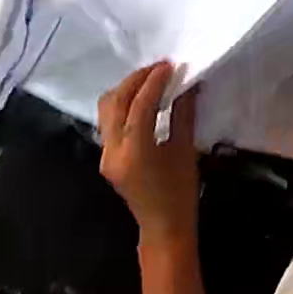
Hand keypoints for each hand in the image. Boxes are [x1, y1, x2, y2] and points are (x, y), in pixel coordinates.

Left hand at [98, 61, 199, 243]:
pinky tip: (142, 100)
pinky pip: (109, 122)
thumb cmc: (180, 193)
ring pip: (107, 109)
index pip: (140, 105)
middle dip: (136, 80)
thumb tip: (187, 85)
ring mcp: (105, 154)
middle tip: (159, 68)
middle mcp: (112, 150)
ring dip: (126, 90)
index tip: (169, 65)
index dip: (154, 81)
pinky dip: (123, 105)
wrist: (163, 227)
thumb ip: (183, 115)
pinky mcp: (106, 157)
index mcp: (135, 151)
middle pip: (116, 101)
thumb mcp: (185, 152)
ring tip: (150, 80)